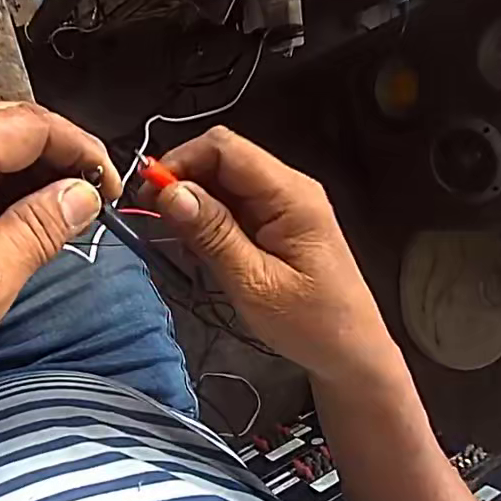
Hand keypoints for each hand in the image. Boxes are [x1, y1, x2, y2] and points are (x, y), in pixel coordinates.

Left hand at [0, 102, 116, 457]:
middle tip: (90, 208)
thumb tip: (85, 194)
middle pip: (12, 125)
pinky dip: (0, 187)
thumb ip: (39, 229)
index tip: (111, 193)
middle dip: (61, 161)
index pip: (33, 125)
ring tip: (59, 220)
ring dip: (32, 175)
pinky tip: (15, 222)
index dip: (83, 152)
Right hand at [147, 126, 397, 383]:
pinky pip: (234, 207)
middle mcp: (289, 189)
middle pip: (222, 160)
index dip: (181, 161)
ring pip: (224, 183)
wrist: (351, 352)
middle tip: (156, 220)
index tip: (149, 195)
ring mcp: (284, 206)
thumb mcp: (255, 283)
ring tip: (181, 243)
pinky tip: (201, 250)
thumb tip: (170, 192)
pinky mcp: (277, 224)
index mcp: (291, 195)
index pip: (225, 148)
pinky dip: (209, 222)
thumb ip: (213, 234)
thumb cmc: (313, 324)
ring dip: (194, 205)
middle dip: (183, 183)